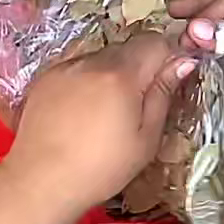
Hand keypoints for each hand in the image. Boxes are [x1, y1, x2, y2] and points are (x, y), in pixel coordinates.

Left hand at [0, 34, 194, 218]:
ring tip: (105, 114)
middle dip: (139, 68)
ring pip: (101, 57)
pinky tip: (81, 114)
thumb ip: (164, 95)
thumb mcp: (146, 139)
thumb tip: (183, 62)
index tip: (165, 85)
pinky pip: (77, 68)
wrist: (40, 183)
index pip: (155, 40)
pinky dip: (87, 82)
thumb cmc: (102, 168)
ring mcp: (64, 67)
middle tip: (135, 108)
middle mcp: (91, 61)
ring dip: (112, 75)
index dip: (167, 58)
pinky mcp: (45, 78)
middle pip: (127, 47)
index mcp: (121, 75)